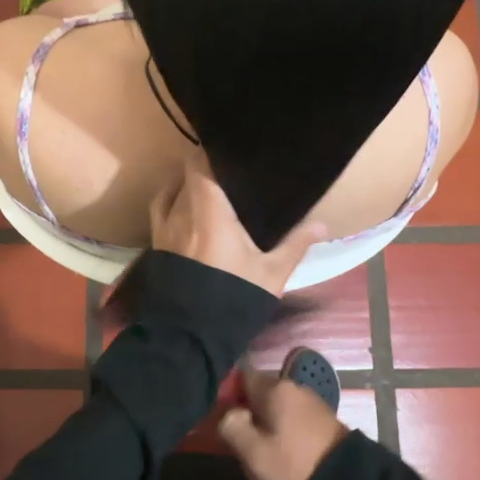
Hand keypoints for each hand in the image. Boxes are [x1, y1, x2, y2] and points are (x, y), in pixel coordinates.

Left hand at [149, 156, 325, 295]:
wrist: (189, 334)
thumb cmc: (233, 297)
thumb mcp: (270, 274)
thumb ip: (295, 245)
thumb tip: (323, 225)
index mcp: (210, 211)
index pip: (199, 163)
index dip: (209, 149)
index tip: (226, 145)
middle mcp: (182, 211)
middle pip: (187, 173)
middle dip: (204, 165)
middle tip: (226, 165)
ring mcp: (164, 227)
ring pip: (173, 190)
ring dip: (187, 182)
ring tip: (208, 182)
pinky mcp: (156, 243)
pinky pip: (160, 208)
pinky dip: (170, 198)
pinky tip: (182, 201)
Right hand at [217, 371, 347, 479]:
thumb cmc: (293, 466)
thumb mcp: (253, 453)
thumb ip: (232, 426)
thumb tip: (229, 413)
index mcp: (277, 389)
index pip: (243, 377)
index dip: (229, 396)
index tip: (223, 421)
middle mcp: (296, 389)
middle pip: (261, 399)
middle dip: (249, 422)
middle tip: (243, 452)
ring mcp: (314, 405)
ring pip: (277, 415)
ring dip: (268, 436)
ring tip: (264, 466)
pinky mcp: (325, 424)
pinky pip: (294, 427)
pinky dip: (285, 442)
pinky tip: (284, 465)